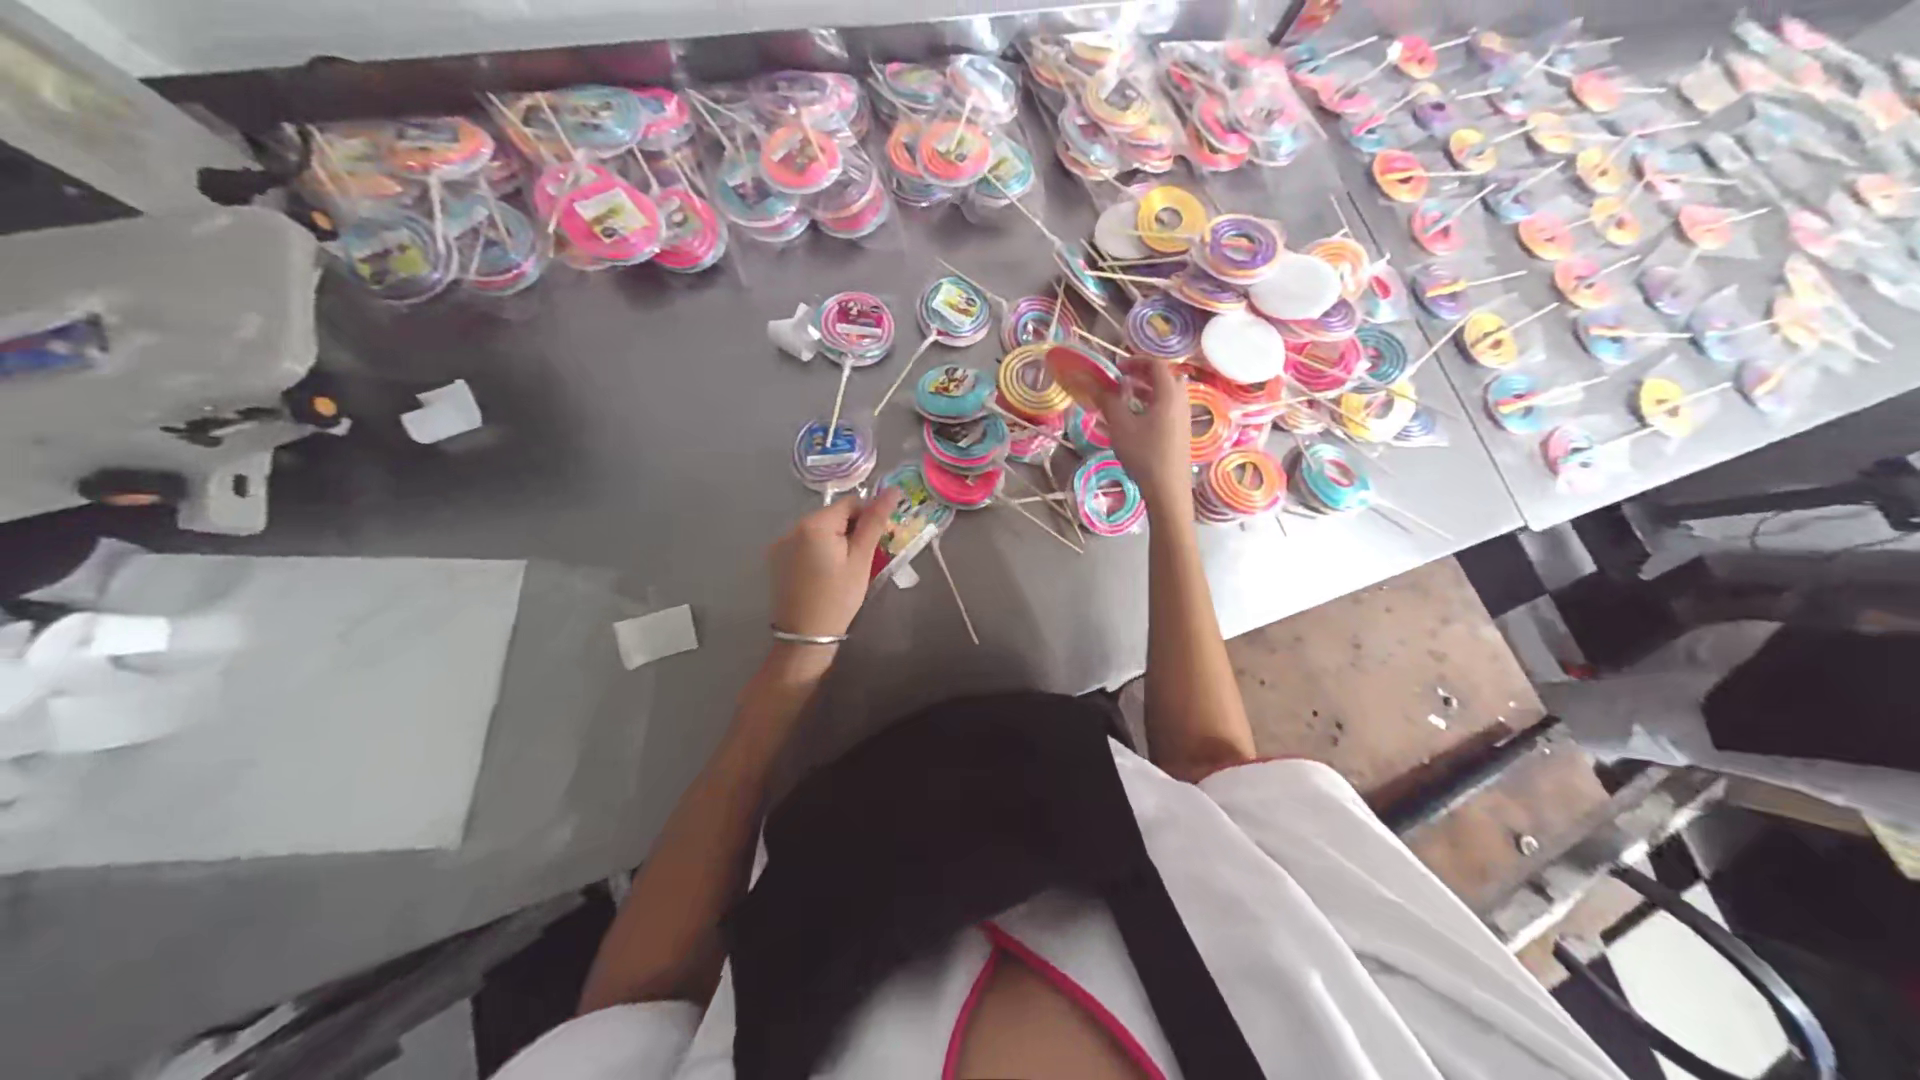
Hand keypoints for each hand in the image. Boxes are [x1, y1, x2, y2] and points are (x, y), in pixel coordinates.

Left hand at [768, 490, 899, 638]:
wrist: (806, 636)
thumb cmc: (839, 597)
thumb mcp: (861, 559)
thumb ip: (875, 522)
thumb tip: (893, 490)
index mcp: (814, 524)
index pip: (850, 503)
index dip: (867, 519)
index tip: (874, 544)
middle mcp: (793, 527)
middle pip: (832, 516)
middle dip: (849, 531)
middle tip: (861, 559)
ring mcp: (781, 543)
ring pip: (818, 530)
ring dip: (834, 540)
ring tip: (841, 569)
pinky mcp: (776, 559)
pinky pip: (803, 544)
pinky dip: (817, 551)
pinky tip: (823, 574)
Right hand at [1087, 356, 1191, 508]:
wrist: (1167, 489)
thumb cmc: (1144, 454)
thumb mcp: (1121, 426)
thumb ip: (1109, 401)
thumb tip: (1098, 386)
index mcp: (1169, 393)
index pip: (1156, 364)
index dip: (1135, 361)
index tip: (1117, 368)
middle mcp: (1181, 400)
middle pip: (1165, 377)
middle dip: (1142, 375)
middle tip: (1122, 381)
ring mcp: (1184, 417)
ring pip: (1167, 393)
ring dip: (1146, 390)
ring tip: (1126, 399)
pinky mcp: (1182, 432)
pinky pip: (1168, 408)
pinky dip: (1152, 404)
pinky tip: (1136, 420)